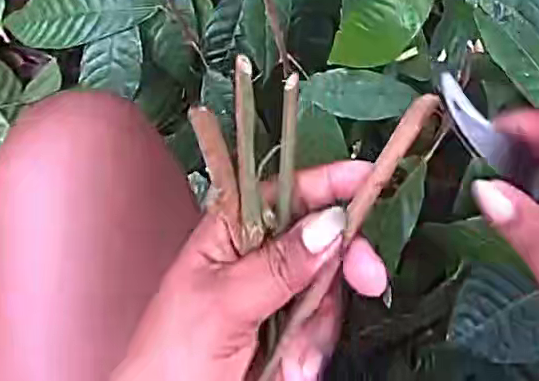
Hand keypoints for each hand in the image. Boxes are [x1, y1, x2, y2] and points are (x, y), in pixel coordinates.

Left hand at [113, 161, 390, 380]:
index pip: (289, 188)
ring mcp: (274, 293)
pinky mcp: (285, 331)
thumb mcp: (222, 307)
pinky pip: (322, 325)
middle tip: (370, 278)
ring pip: (328, 283)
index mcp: (233, 229)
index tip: (369, 177)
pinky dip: (315, 350)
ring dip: (320, 324)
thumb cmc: (168, 363)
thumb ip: (278, 265)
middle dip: (346, 259)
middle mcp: (258, 253)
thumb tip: (330, 223)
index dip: (330, 179)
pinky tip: (292, 371)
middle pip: (321, 233)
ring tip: (294, 362)